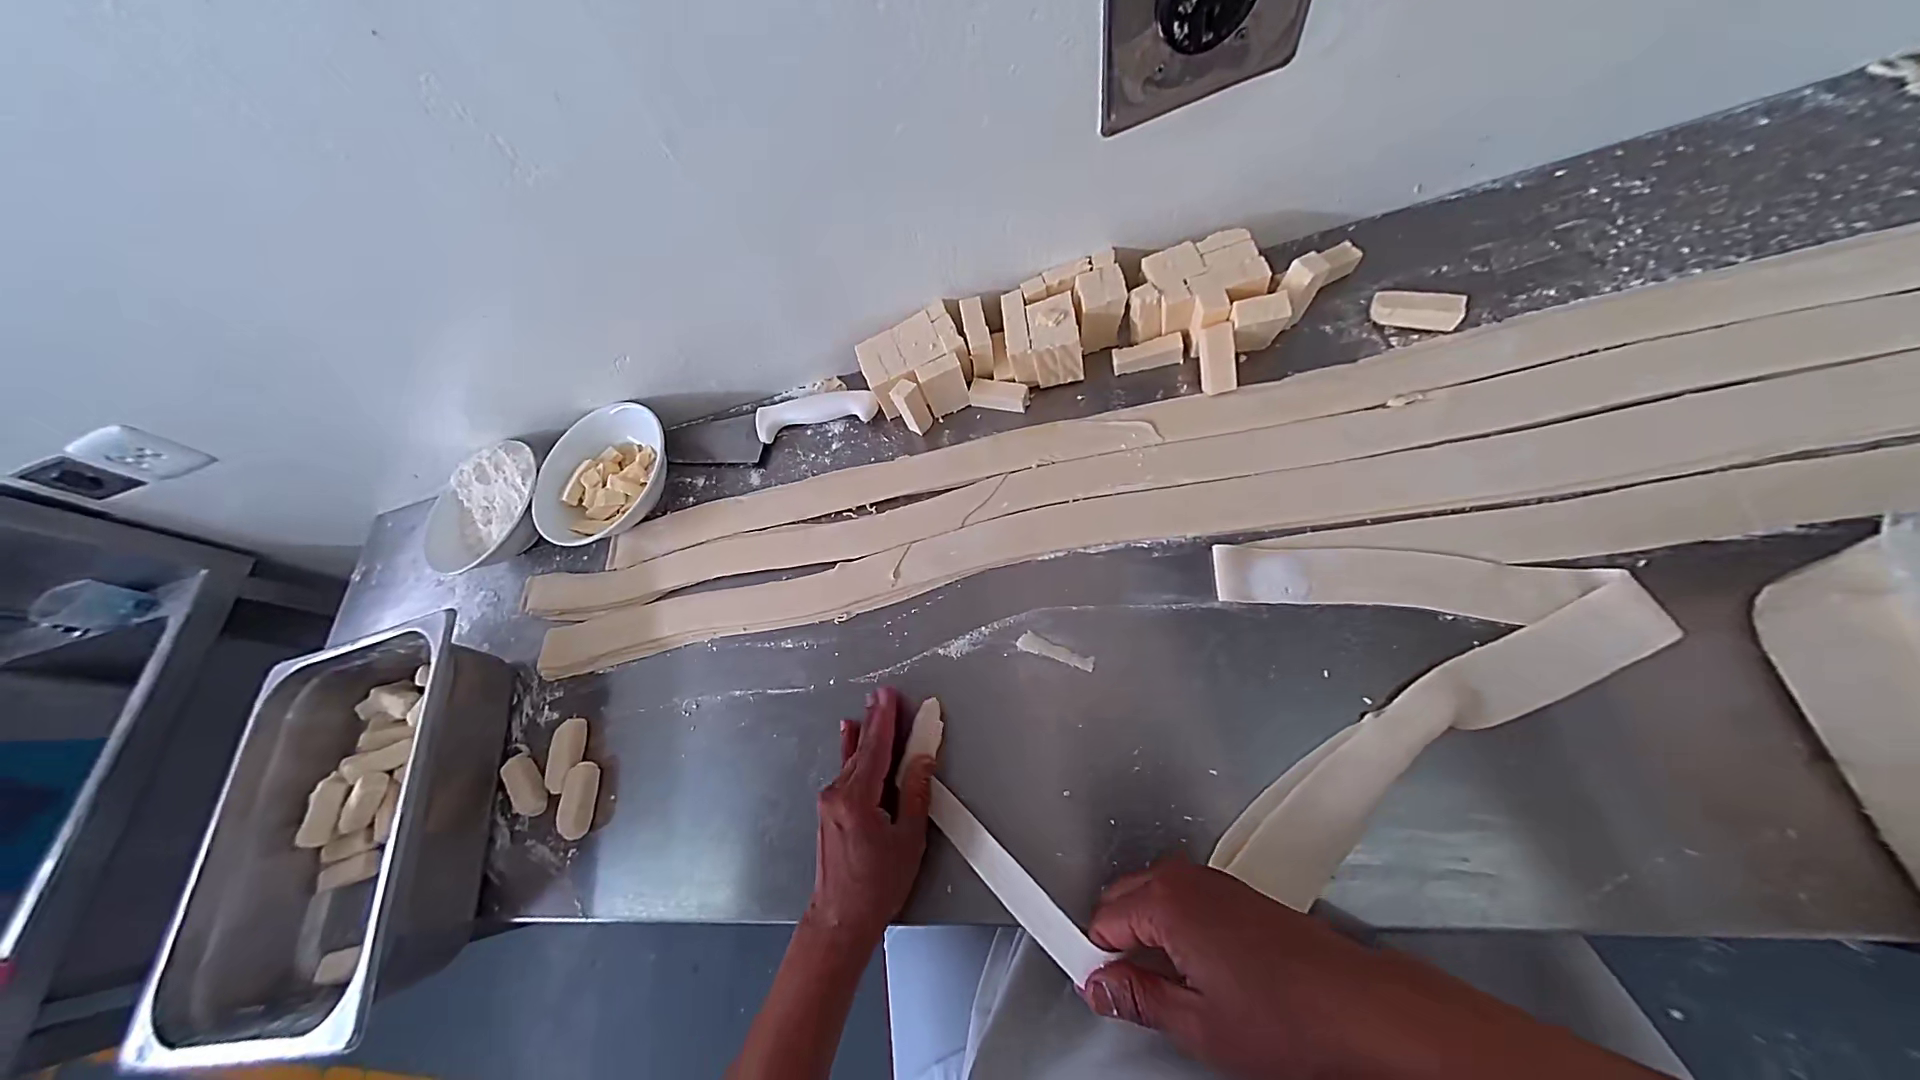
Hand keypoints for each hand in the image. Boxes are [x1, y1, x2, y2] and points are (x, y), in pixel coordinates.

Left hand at [804, 686, 934, 945]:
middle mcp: (837, 794)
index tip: (890, 697)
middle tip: (885, 694)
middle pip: (863, 748)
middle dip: (877, 719)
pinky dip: (852, 751)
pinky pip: (844, 770)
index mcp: (857, 799)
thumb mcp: (908, 839)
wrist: (840, 918)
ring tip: (875, 708)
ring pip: (853, 758)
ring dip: (867, 734)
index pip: (877, 748)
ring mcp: (829, 801)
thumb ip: (915, 793)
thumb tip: (922, 762)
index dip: (886, 719)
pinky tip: (850, 735)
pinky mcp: (828, 809)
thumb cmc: (874, 887)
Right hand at [1080, 859, 1659, 1079]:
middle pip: (1121, 898)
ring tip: (1172, 986)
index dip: (1092, 954)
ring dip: (1146, 932)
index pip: (1099, 918)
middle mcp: (1185, 878)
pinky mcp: (1234, 890)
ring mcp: (1212, 881)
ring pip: (1151, 896)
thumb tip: (1102, 986)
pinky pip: (1182, 897)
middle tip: (1131, 992)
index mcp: (1166, 902)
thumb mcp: (1198, 1026)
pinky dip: (1175, 925)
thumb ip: (1137, 997)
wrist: (1366, 1012)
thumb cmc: (1293, 1018)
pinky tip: (1201, 969)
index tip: (1095, 982)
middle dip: (1117, 939)